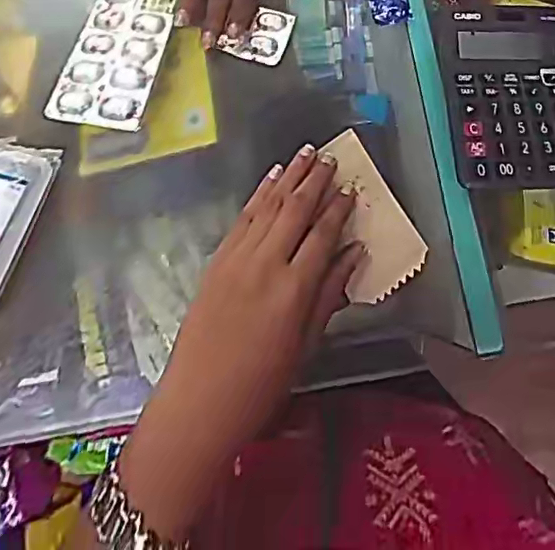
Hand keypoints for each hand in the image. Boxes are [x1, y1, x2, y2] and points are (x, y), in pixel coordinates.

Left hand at [112, 146, 364, 538]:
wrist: (199, 400)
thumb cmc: (261, 385)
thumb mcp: (305, 345)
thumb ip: (330, 294)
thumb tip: (355, 255)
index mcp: (294, 289)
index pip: (322, 235)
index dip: (338, 209)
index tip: (350, 189)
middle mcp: (266, 264)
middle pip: (295, 210)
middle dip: (314, 181)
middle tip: (329, 158)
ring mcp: (237, 258)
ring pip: (268, 205)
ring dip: (288, 177)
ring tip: (304, 154)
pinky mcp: (217, 259)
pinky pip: (243, 217)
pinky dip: (259, 193)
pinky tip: (271, 178)